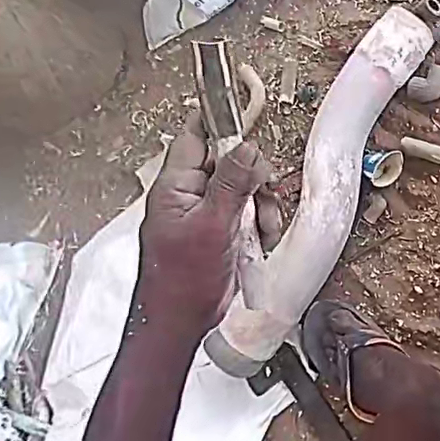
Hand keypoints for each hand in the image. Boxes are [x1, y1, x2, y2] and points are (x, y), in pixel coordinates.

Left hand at [138, 116, 271, 329]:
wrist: (181, 322)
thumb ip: (231, 182)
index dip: (218, 126)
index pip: (195, 139)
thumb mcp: (212, 225)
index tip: (244, 118)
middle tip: (263, 195)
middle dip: (253, 179)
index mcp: (176, 187)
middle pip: (229, 163)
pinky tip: (262, 239)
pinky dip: (260, 223)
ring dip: (261, 205)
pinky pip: (247, 212)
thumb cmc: (183, 280)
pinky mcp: (220, 230)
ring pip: (243, 189)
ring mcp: (205, 213)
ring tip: (263, 228)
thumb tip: (247, 147)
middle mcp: (189, 195)